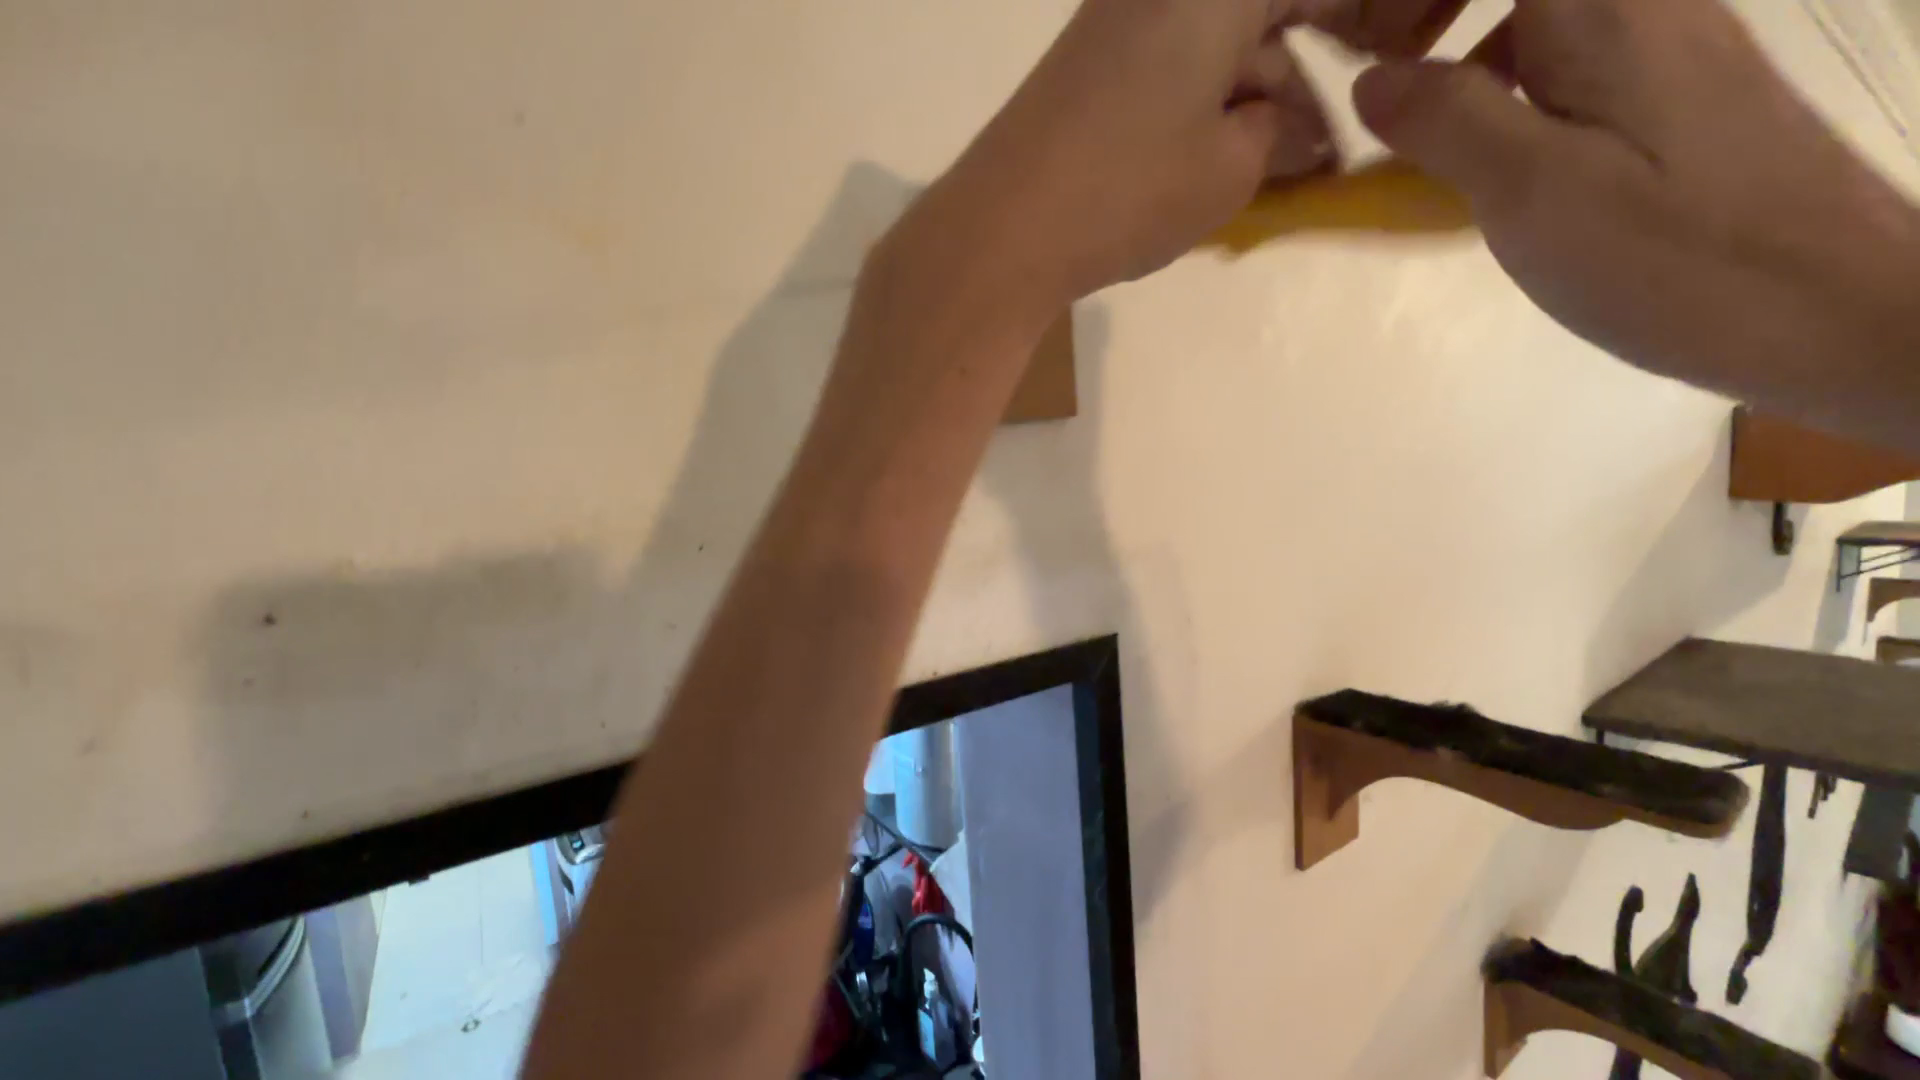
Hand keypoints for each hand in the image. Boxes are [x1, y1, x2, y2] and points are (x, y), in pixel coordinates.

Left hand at [886, 0, 1339, 325]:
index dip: (1368, 18)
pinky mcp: (1086, 68)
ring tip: (1274, 172)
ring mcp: (1116, 23)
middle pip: (1261, 11)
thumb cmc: (1128, 190)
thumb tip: (1299, 127)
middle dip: (1300, 76)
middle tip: (1323, 147)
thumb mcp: (1232, 166)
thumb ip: (1283, 132)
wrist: (1001, 232)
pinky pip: (1171, 69)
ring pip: (1215, 46)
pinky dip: (1204, 109)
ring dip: (1252, 101)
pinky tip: (1216, 165)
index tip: (1392, 62)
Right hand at [1346, 0, 1919, 406]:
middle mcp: (1643, 3)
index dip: (1402, 2)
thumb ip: (1445, 121)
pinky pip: (1568, 63)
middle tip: (1375, 93)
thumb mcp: (1531, 192)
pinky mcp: (1676, 95)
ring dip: (1463, 62)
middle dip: (1423, 20)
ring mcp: (1667, 47)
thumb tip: (1371, 82)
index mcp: (1602, 7)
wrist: (1833, 311)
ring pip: (1537, 22)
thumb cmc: (1671, 255)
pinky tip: (1495, 166)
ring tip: (1416, 142)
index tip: (1355, 52)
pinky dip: (1508, 94)